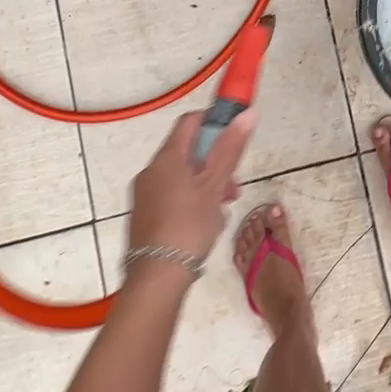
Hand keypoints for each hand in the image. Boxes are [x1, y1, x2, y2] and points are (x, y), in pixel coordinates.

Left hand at [127, 109, 256, 262]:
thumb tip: (247, 114)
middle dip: (215, 164)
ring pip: (182, 178)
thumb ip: (230, 149)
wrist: (156, 278)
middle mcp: (150, 171)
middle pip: (188, 152)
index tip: (233, 139)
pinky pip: (172, 197)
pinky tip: (205, 225)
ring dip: (206, 186)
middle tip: (233, 186)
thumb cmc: (189, 226)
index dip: (213, 122)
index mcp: (166, 158)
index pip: (190, 121)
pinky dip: (191, 201)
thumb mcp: (215, 186)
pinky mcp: (143, 217)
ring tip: (222, 211)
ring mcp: (144, 195)